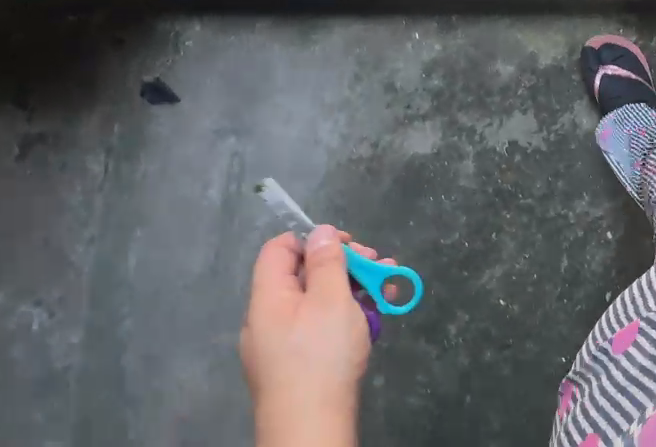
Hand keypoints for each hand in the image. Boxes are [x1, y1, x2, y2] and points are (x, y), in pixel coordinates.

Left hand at [240, 225, 391, 446]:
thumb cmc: (322, 354)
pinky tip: (373, 316)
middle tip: (377, 266)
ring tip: (386, 290)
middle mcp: (268, 317)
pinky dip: (346, 314)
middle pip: (304, 273)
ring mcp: (281, 341)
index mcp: (268, 299)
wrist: (311, 424)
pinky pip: (319, 324)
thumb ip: (327, 262)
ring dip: (354, 287)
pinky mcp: (296, 360)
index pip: (279, 249)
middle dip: (345, 264)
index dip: (314, 239)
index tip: (349, 246)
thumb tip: (321, 231)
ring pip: (318, 298)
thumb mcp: (332, 298)